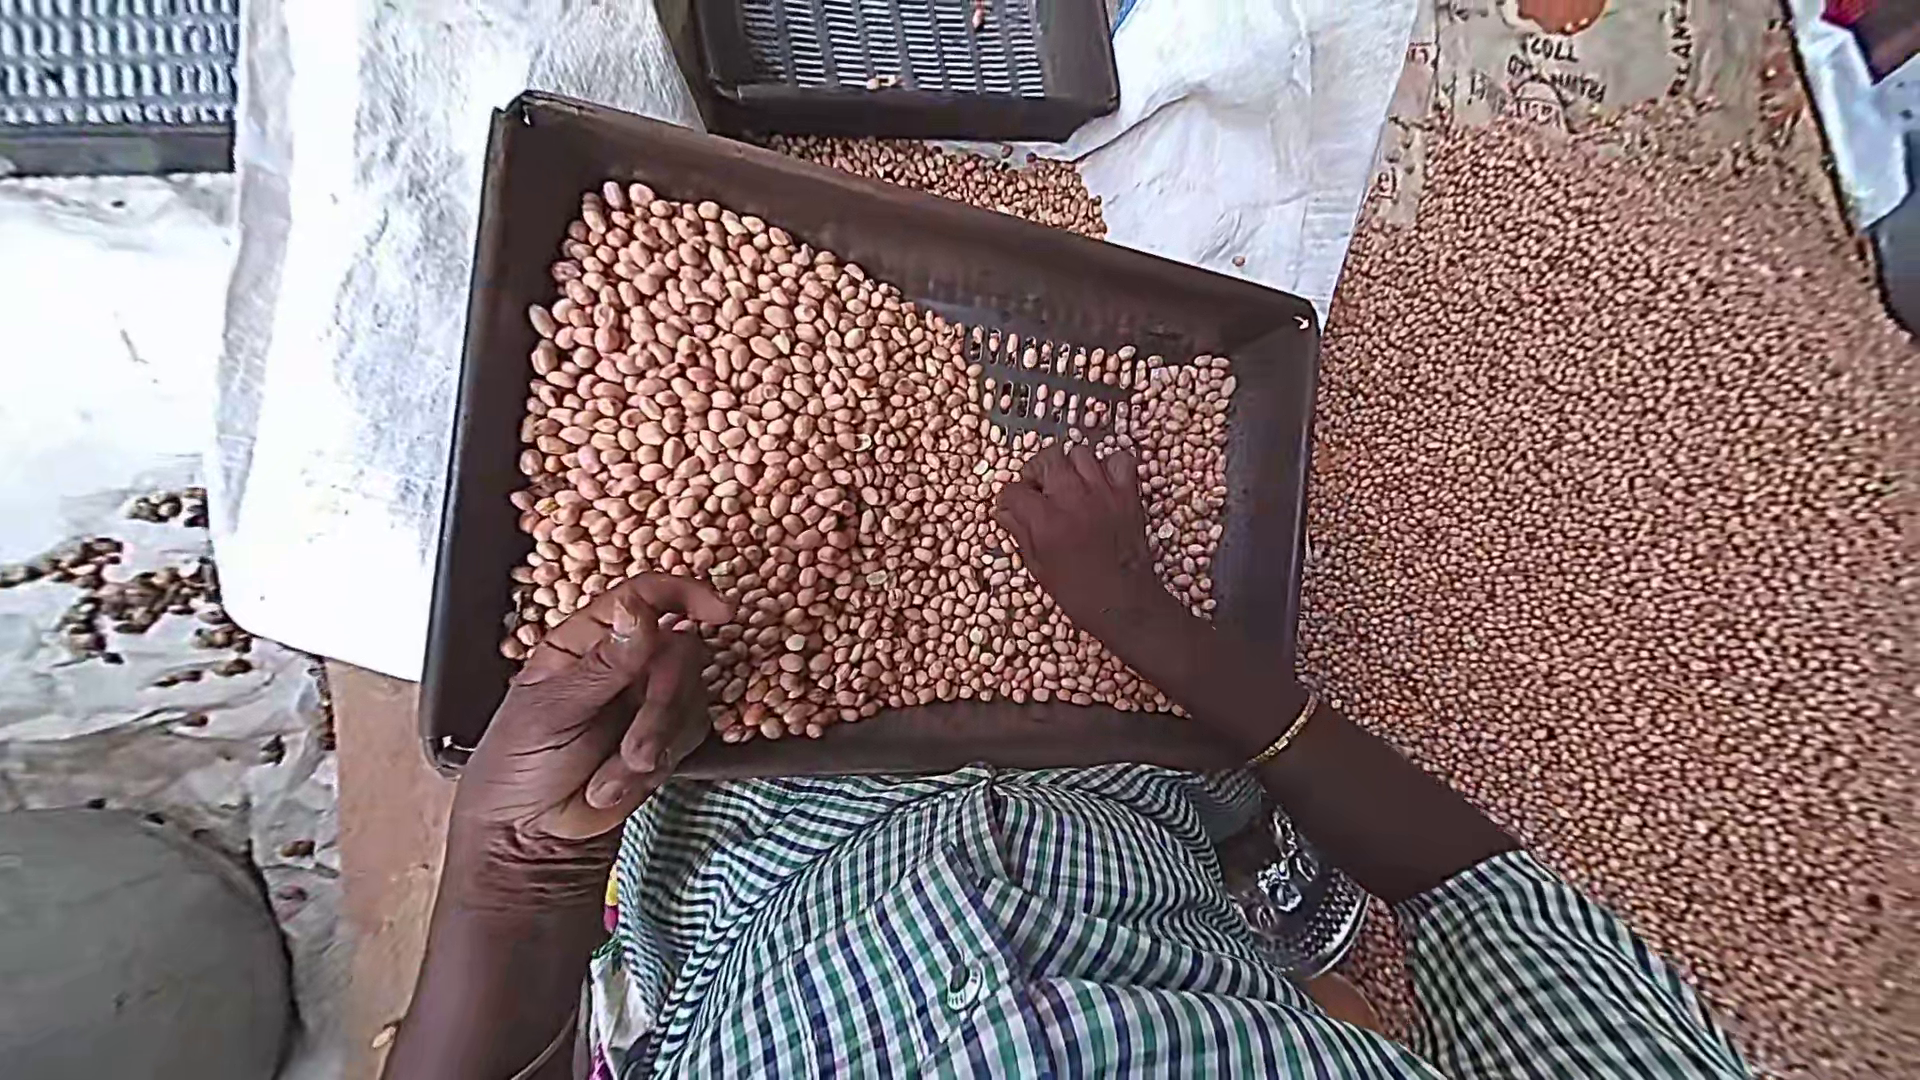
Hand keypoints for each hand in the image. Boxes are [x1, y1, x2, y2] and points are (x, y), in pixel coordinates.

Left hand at [445, 573, 733, 908]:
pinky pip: (695, 729)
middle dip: (663, 703)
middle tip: (636, 748)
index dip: (686, 594)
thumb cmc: (519, 769)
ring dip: (659, 740)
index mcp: (587, 642)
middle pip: (681, 650)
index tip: (721, 612)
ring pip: (692, 693)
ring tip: (616, 775)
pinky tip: (623, 781)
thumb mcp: (551, 713)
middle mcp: (627, 660)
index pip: (644, 596)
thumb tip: (639, 610)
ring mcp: (652, 695)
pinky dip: (663, 759)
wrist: (532, 841)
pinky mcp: (673, 730)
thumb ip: (604, 663)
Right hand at [993, 443, 1183, 645]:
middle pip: (1046, 458)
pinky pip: (1119, 460)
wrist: (1125, 604)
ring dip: (1069, 467)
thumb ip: (1020, 532)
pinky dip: (1109, 466)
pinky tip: (1100, 483)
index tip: (1011, 506)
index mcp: (1045, 520)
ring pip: (1079, 453)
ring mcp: (1103, 492)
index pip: (1014, 490)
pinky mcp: (1127, 494)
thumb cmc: (1078, 593)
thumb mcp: (1038, 567)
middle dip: (1035, 471)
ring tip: (1068, 485)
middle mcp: (1072, 498)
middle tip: (1037, 489)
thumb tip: (1004, 511)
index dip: (1009, 498)